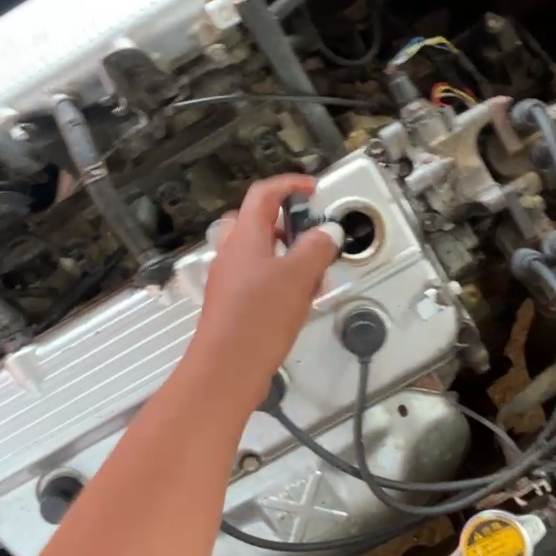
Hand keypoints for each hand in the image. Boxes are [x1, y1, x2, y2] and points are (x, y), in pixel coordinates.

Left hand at [183, 175, 341, 407]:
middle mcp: (232, 254)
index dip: (289, 185)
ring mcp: (229, 280)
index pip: (264, 195)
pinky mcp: (233, 305)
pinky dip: (280, 281)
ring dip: (288, 257)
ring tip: (314, 276)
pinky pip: (258, 280)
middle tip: (311, 236)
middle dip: (287, 225)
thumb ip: (316, 249)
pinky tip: (299, 302)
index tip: (313, 190)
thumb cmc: (260, 318)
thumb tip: (327, 232)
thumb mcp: (298, 277)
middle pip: (256, 223)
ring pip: (260, 254)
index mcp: (244, 237)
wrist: (227, 369)